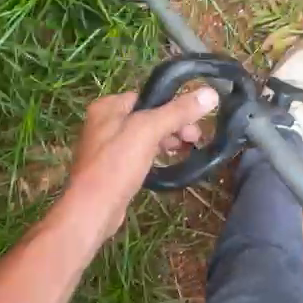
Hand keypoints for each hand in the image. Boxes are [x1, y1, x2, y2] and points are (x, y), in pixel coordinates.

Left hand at [61, 88, 218, 234]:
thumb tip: (210, 94)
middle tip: (195, 138)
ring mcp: (107, 146)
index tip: (195, 120)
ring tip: (188, 149)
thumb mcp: (149, 130)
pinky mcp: (112, 167)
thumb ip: (177, 112)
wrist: (92, 209)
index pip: (147, 97)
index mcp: (108, 106)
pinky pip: (138, 153)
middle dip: (174, 125)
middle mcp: (104, 122)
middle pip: (147, 116)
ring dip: (167, 139)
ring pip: (144, 136)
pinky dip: (154, 154)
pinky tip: (168, 161)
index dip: (173, 106)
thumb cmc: (117, 164)